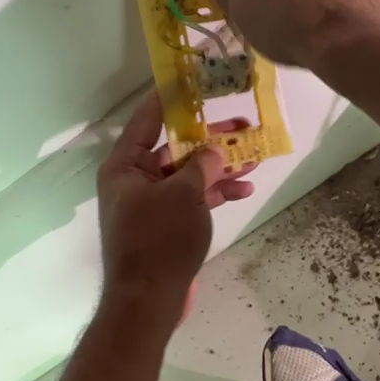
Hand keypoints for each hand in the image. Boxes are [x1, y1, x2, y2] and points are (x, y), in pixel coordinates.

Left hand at [97, 94, 254, 322]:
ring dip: (220, 166)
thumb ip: (202, 165)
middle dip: (210, 138)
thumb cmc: (159, 240)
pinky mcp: (166, 226)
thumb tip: (216, 150)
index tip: (191, 79)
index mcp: (124, 166)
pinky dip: (215, 193)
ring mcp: (150, 204)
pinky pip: (192, 199)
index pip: (146, 119)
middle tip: (242, 123)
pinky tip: (244, 189)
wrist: (149, 301)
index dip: (170, 98)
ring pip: (189, 174)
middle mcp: (133, 180)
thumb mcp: (185, 194)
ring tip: (255, 156)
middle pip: (174, 148)